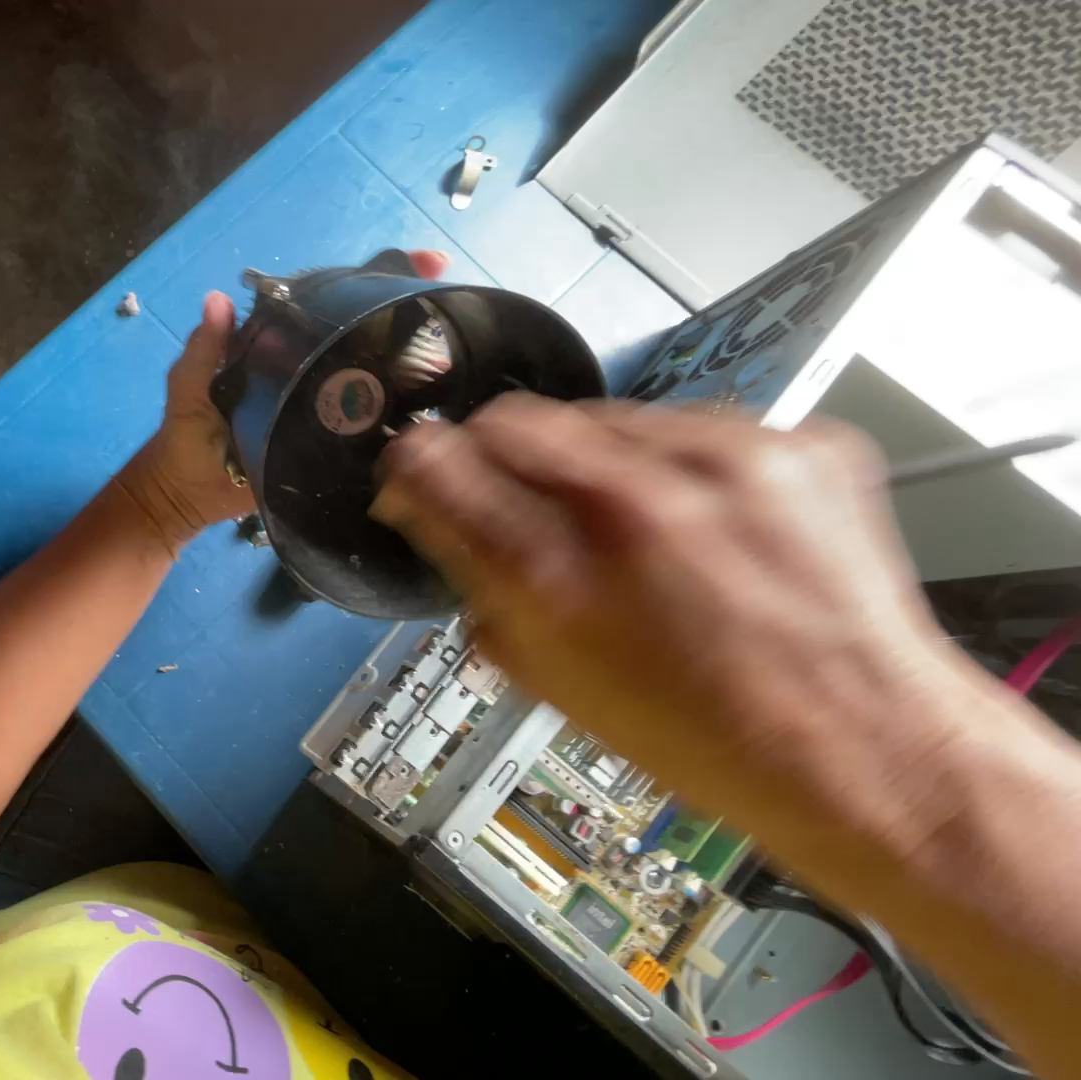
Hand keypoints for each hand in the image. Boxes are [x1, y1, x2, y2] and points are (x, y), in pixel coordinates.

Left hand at [120, 250, 449, 550]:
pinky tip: (428, 417)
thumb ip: (202, 350)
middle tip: (447, 297)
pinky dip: (390, 423)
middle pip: (355, 337)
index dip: (368, 280)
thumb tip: (216, 299)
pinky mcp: (325, 449)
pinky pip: (361, 432)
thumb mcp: (188, 387)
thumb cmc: (184, 437)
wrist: (187, 496)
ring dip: (406, 367)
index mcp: (276, 349)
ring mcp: (319, 410)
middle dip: (402, 314)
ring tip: (452, 349)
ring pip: (366, 381)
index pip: (325, 304)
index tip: (421, 261)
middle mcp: (305, 372)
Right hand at [370, 395, 982, 852]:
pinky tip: (685, 516)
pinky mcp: (790, 446)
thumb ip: (478, 584)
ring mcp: (719, 463)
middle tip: (502, 490)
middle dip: (487, 452)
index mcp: (549, 573)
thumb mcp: (543, 673)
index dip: (410, 465)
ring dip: (578, 459)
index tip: (412, 472)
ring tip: (613, 518)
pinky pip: (682, 426)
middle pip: (506, 419)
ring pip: (593, 415)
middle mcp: (625, 503)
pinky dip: (661, 463)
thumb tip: (443, 521)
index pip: (432, 464)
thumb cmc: (697, 733)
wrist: (863, 743)